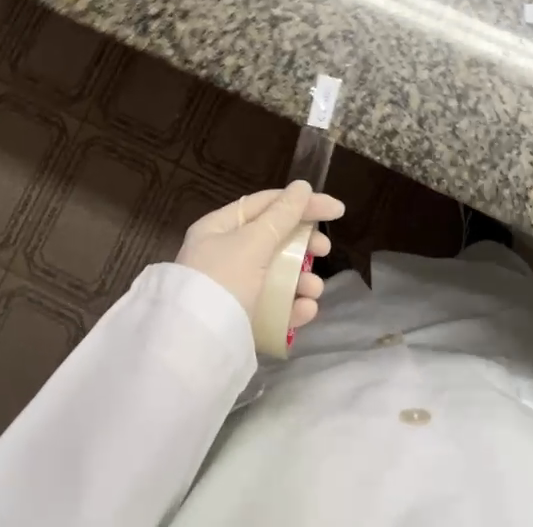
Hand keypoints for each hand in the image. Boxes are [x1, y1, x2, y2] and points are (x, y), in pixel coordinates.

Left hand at [177, 181, 344, 330]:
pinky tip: (306, 310)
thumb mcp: (253, 243)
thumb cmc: (223, 281)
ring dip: (301, 279)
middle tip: (325, 250)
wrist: (195, 345)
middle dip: (303, 245)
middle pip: (274, 239)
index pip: (266, 204)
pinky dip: (292, 306)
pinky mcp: (242, 318)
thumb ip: (282, 216)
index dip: (302, 203)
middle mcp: (224, 253)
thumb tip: (303, 187)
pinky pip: (273, 305)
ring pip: (277, 275)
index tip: (337, 211)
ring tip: (314, 289)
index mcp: (219, 227)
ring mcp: (233, 288)